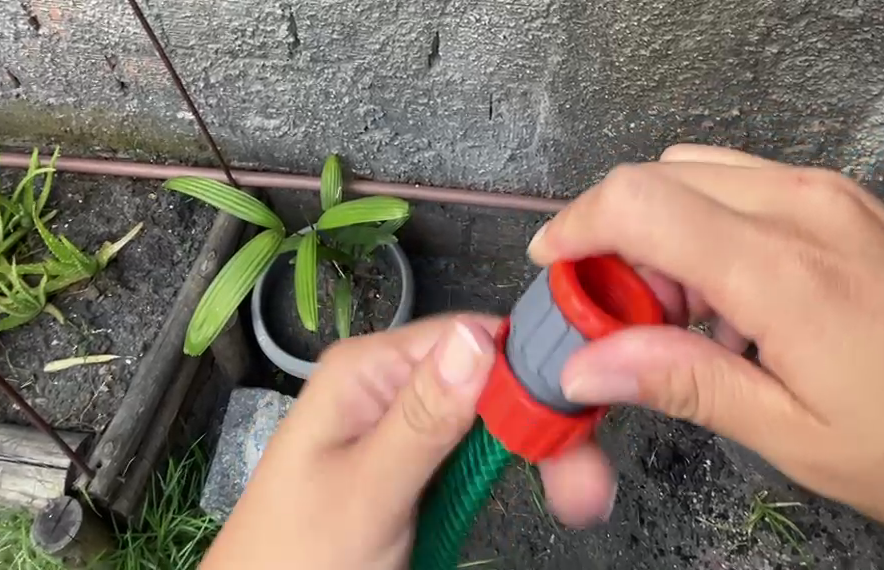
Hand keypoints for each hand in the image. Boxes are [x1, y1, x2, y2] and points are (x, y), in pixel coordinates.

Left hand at [202, 315, 617, 569]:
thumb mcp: (364, 493)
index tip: (576, 416)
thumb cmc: (297, 560)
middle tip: (586, 486)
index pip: (467, 338)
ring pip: (488, 416)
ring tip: (578, 497)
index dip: (526, 370)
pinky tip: (541, 487)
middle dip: (536, 422)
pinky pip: (473, 453)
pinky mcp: (414, 466)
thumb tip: (480, 336)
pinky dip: (508, 471)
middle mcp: (389, 384)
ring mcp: (403, 427)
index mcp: (369, 369)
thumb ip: (422, 419)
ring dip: (533, 450)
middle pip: (486, 379)